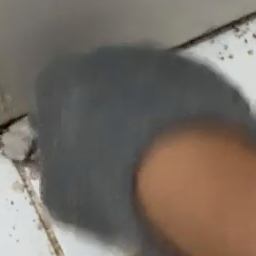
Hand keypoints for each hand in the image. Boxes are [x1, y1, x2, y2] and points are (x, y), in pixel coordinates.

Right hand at [33, 44, 255, 255]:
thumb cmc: (112, 187)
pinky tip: (190, 150)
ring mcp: (158, 61)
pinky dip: (182, 116)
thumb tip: (67, 170)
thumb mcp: (64, 196)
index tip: (77, 156)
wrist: (187, 173)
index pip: (53, 96)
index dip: (65, 127)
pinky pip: (184, 93)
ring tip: (160, 157)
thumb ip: (58, 170)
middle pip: (101, 84)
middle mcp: (105, 59)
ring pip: (144, 85)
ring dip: (148, 112)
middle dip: (108, 114)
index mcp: (60, 81)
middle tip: (119, 157)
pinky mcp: (202, 73)